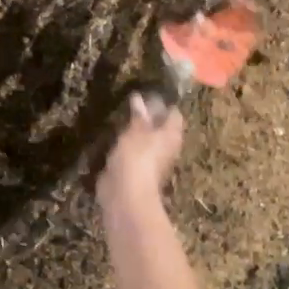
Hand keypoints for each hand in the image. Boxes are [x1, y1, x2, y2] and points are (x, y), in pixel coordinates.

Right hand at [97, 91, 183, 210]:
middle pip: (161, 127)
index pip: (174, 113)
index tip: (148, 93)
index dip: (163, 102)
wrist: (125, 196)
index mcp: (172, 135)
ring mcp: (152, 161)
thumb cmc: (136, 158)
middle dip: (149, 116)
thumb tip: (139, 98)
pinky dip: (127, 145)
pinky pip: (134, 152)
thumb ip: (138, 115)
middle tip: (132, 102)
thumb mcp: (136, 131)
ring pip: (147, 140)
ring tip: (122, 116)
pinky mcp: (136, 171)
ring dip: (137, 131)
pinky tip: (115, 137)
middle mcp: (166, 147)